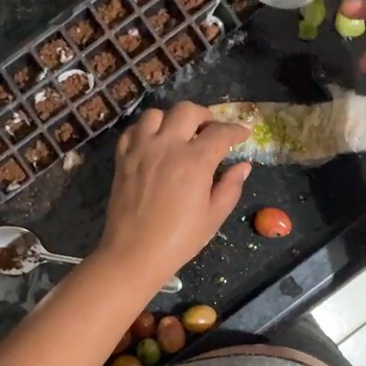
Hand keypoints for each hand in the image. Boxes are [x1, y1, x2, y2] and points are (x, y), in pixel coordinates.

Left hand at [96, 102, 251, 283]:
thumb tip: (243, 166)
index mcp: (195, 161)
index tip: (242, 135)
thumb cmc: (179, 240)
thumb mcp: (214, 216)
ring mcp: (141, 150)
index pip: (220, 133)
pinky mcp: (122, 159)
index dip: (235, 131)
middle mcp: (167, 146)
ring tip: (179, 134)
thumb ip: (230, 186)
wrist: (134, 254)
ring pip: (156, 114)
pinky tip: (154, 143)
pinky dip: (146, 130)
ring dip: (172, 119)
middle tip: (211, 130)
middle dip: (204, 116)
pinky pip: (133, 131)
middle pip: (187, 111)